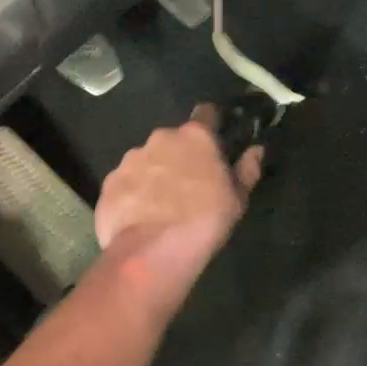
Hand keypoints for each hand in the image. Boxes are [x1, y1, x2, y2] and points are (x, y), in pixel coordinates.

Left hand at [95, 104, 264, 279]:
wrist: (152, 252)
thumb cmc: (204, 221)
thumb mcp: (237, 199)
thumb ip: (247, 169)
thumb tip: (257, 150)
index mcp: (195, 136)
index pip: (206, 113)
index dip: (212, 125)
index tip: (215, 141)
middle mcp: (160, 138)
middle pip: (173, 140)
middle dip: (180, 155)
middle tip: (189, 184)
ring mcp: (130, 159)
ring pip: (147, 160)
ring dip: (155, 174)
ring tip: (161, 205)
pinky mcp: (110, 182)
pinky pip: (126, 182)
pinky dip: (134, 193)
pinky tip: (141, 216)